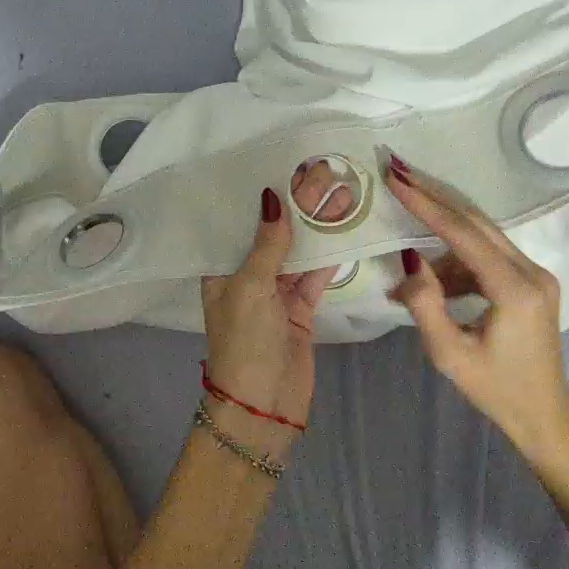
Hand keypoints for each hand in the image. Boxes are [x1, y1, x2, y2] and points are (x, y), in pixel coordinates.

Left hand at [198, 178, 340, 454]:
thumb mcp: (251, 288)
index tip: (279, 161)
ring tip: (341, 189)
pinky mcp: (300, 309)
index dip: (258, 194)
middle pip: (273, 231)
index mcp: (221, 267)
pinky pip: (315, 275)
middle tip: (322, 167)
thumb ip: (267, 245)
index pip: (238, 220)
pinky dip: (329, 256)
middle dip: (295, 203)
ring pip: (298, 250)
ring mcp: (275, 292)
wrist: (264, 407)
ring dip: (317, 225)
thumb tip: (272, 197)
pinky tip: (346, 229)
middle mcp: (246, 274)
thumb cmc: (245, 342)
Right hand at [385, 157, 568, 456]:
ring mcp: (534, 275)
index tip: (395, 179)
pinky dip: (452, 256)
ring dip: (440, 228)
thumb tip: (408, 260)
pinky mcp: (529, 282)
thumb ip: (424, 304)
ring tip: (404, 232)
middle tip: (396, 173)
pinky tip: (428, 276)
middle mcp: (532, 272)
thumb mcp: (448, 354)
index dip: (426, 205)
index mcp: (516, 290)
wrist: (545, 416)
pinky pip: (484, 253)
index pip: (463, 234)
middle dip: (432, 196)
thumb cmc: (496, 390)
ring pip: (479, 234)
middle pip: (475, 221)